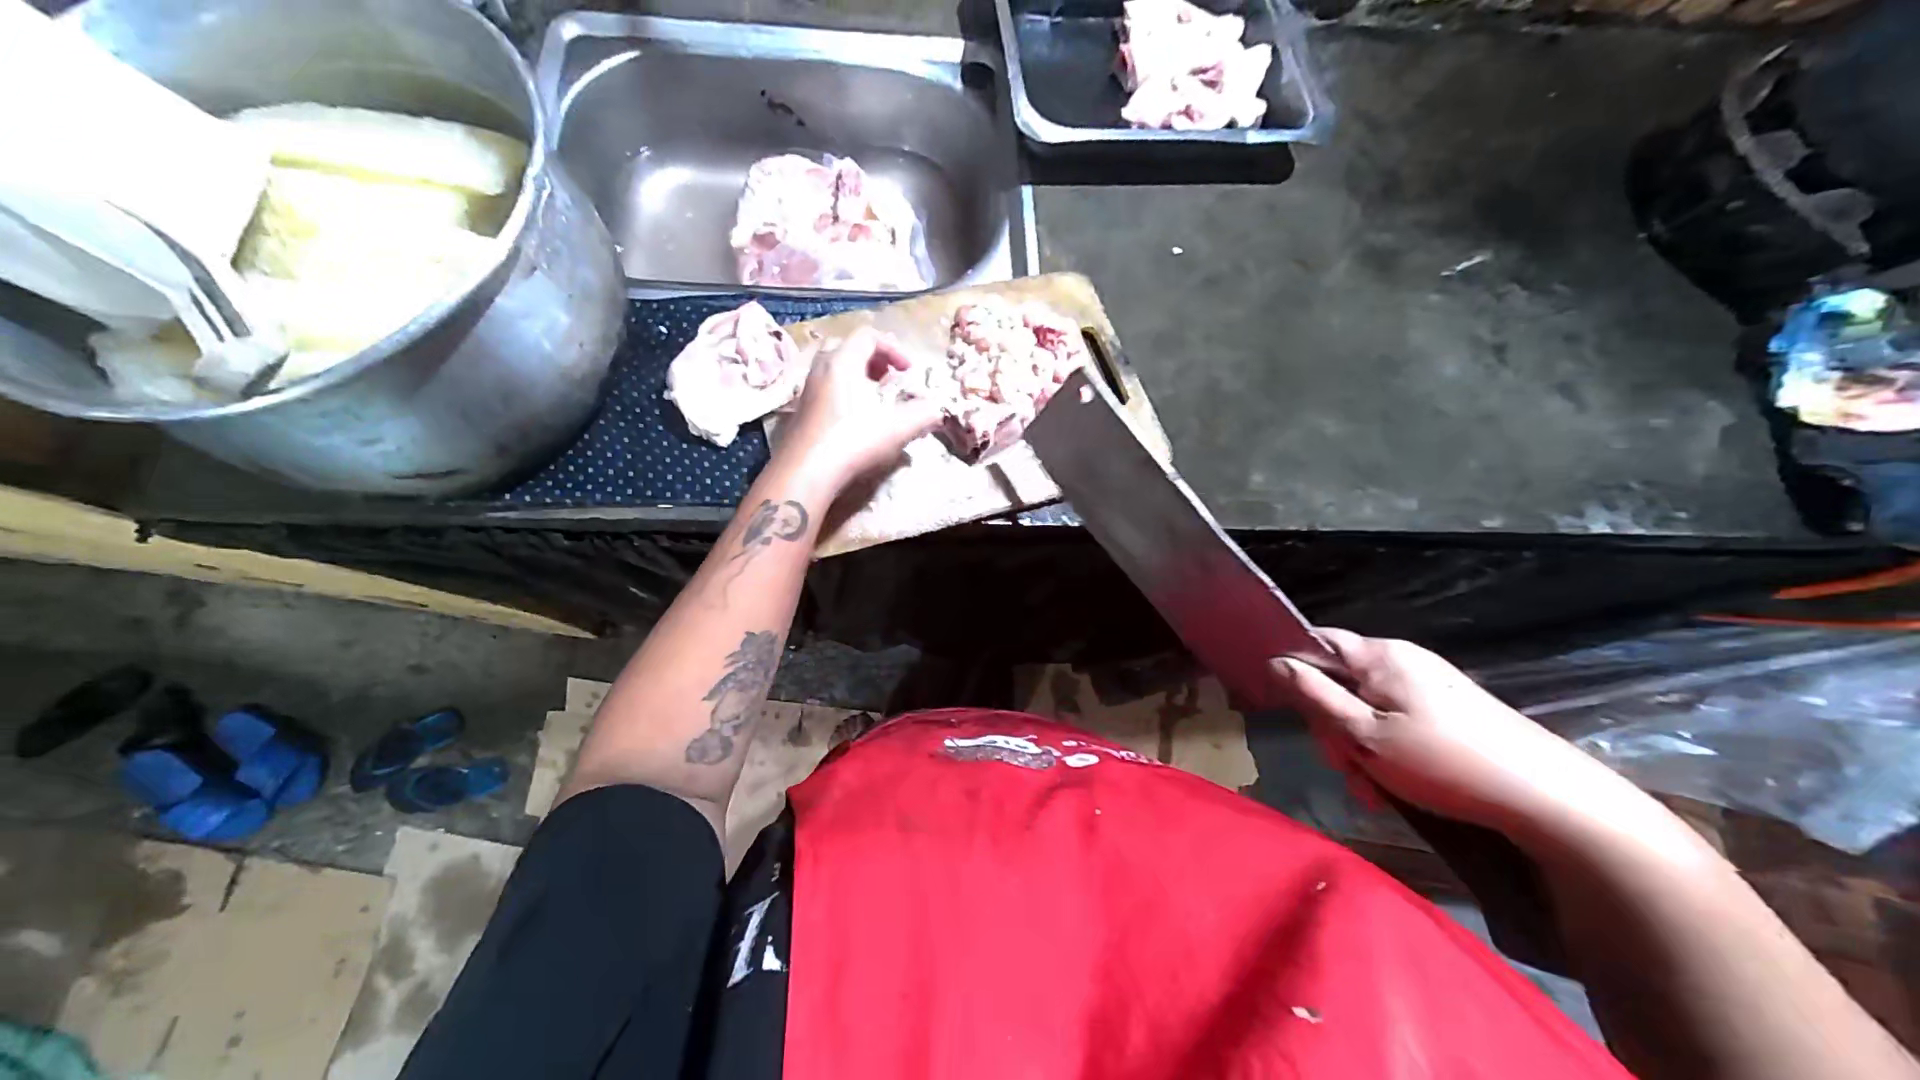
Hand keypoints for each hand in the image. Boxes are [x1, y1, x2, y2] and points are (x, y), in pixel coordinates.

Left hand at [777, 329, 940, 493]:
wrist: (805, 473)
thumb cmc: (852, 441)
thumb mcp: (896, 428)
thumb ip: (922, 415)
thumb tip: (937, 410)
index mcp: (843, 362)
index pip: (868, 336)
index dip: (893, 348)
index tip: (908, 371)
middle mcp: (821, 369)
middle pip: (846, 347)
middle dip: (872, 358)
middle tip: (888, 377)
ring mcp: (807, 390)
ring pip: (833, 368)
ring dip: (856, 375)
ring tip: (874, 397)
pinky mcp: (800, 412)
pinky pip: (824, 388)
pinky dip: (843, 392)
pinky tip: (855, 418)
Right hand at [1273, 629, 1637, 839]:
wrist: (1547, 798)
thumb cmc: (1444, 762)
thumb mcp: (1365, 734)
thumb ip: (1314, 696)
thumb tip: (1274, 662)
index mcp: (1380, 655)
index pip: (1316, 641)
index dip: (1294, 670)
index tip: (1289, 709)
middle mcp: (1402, 659)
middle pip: (1340, 680)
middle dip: (1333, 725)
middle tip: (1345, 766)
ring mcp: (1427, 684)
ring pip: (1365, 707)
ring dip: (1357, 746)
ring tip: (1372, 788)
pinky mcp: (1446, 709)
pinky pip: (1394, 720)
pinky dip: (1384, 749)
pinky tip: (1392, 785)